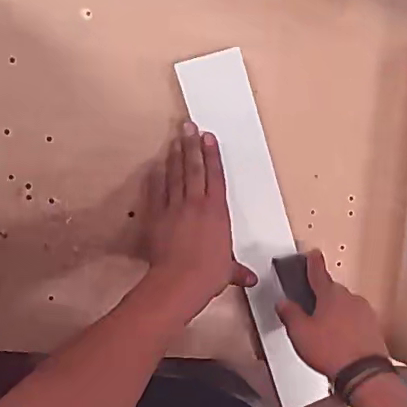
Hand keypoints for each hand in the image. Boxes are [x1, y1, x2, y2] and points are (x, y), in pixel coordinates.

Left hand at [141, 123, 255, 322]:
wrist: (180, 280)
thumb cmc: (209, 274)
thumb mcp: (227, 270)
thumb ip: (237, 270)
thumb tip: (250, 279)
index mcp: (217, 212)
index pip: (215, 176)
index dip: (212, 155)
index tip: (208, 138)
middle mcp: (196, 204)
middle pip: (194, 168)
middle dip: (192, 145)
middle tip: (188, 127)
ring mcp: (175, 208)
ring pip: (175, 175)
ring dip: (175, 155)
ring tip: (176, 139)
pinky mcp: (157, 217)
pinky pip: (157, 192)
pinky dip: (156, 178)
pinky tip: (156, 166)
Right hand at [274, 250, 388, 378]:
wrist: (363, 373)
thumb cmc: (333, 352)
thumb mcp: (300, 333)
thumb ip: (290, 314)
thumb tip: (284, 304)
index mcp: (330, 294)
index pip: (318, 272)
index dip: (312, 262)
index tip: (312, 254)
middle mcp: (350, 298)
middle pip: (331, 291)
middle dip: (321, 297)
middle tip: (308, 309)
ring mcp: (364, 312)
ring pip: (344, 306)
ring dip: (334, 314)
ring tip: (322, 334)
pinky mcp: (372, 327)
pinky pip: (355, 320)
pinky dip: (346, 326)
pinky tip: (338, 341)